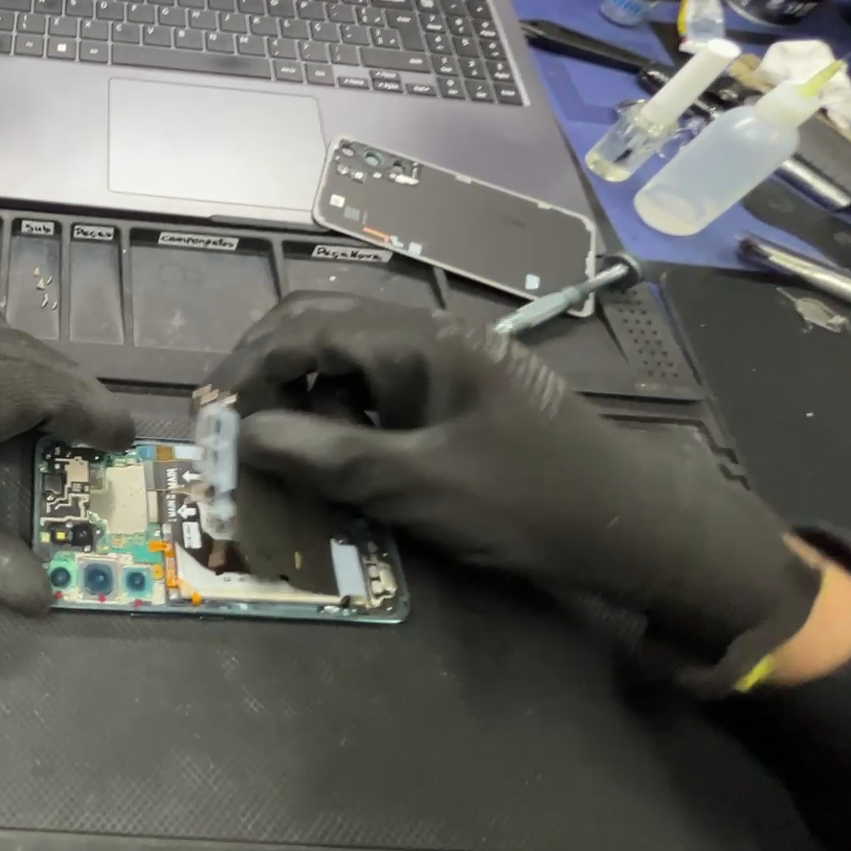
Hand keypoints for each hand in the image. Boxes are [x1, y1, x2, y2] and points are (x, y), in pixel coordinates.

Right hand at [209, 294, 822, 685]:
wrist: (640, 528)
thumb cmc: (529, 501)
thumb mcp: (418, 485)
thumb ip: (325, 455)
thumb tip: (244, 435)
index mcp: (416, 340)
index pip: (304, 330)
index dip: (247, 366)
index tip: (209, 408)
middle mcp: (421, 332)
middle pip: (316, 321)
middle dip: (264, 361)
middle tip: (230, 409)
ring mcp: (436, 356)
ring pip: (340, 348)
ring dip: (297, 381)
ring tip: (275, 430)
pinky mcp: (445, 384)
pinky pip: (369, 377)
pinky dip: (333, 400)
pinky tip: (332, 438)